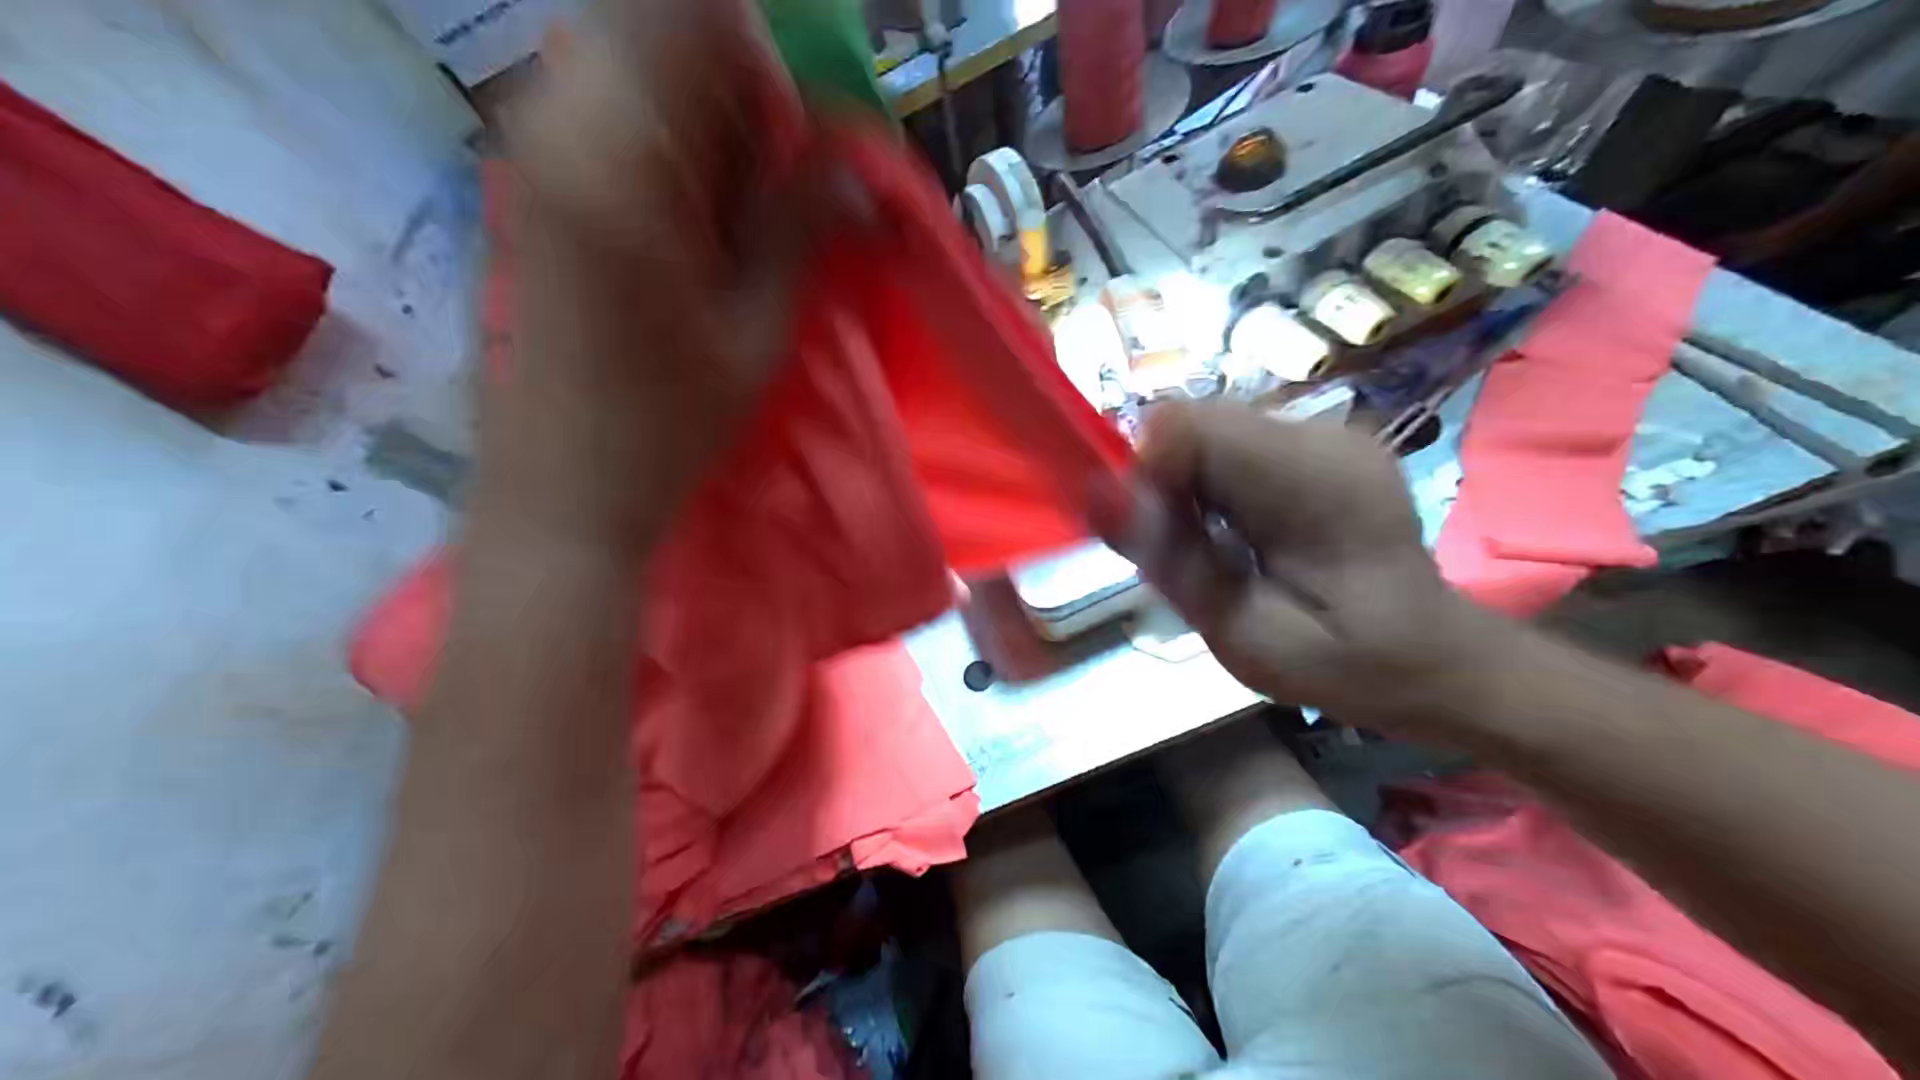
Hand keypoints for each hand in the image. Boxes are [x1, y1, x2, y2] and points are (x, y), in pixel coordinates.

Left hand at [479, 0, 837, 545]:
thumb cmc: (667, 425)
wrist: (564, 488)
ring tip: (742, 215)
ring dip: (711, 123)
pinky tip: (699, 224)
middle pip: (669, 30)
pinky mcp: (537, 179)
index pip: (703, 15)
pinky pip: (617, 113)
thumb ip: (803, 225)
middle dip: (744, 90)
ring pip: (644, 69)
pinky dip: (676, 146)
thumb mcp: (757, 329)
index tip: (811, 134)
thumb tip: (859, 165)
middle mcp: (561, 117)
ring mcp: (537, 145)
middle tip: (783, 185)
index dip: (773, 57)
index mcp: (622, 152)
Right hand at [1114, 402, 1487, 730]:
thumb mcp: (1241, 635)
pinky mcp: (1317, 440)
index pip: (1188, 427)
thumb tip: (1093, 491)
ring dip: (1182, 482)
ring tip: (1211, 544)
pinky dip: (1206, 480)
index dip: (1144, 472)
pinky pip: (1228, 440)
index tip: (1147, 535)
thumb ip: (1170, 560)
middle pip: (1192, 421)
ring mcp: (1324, 431)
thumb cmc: (1340, 665)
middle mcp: (1321, 436)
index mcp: (1315, 483)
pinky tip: (1234, 528)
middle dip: (1161, 481)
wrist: (1431, 658)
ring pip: (1204, 428)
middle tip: (1179, 549)